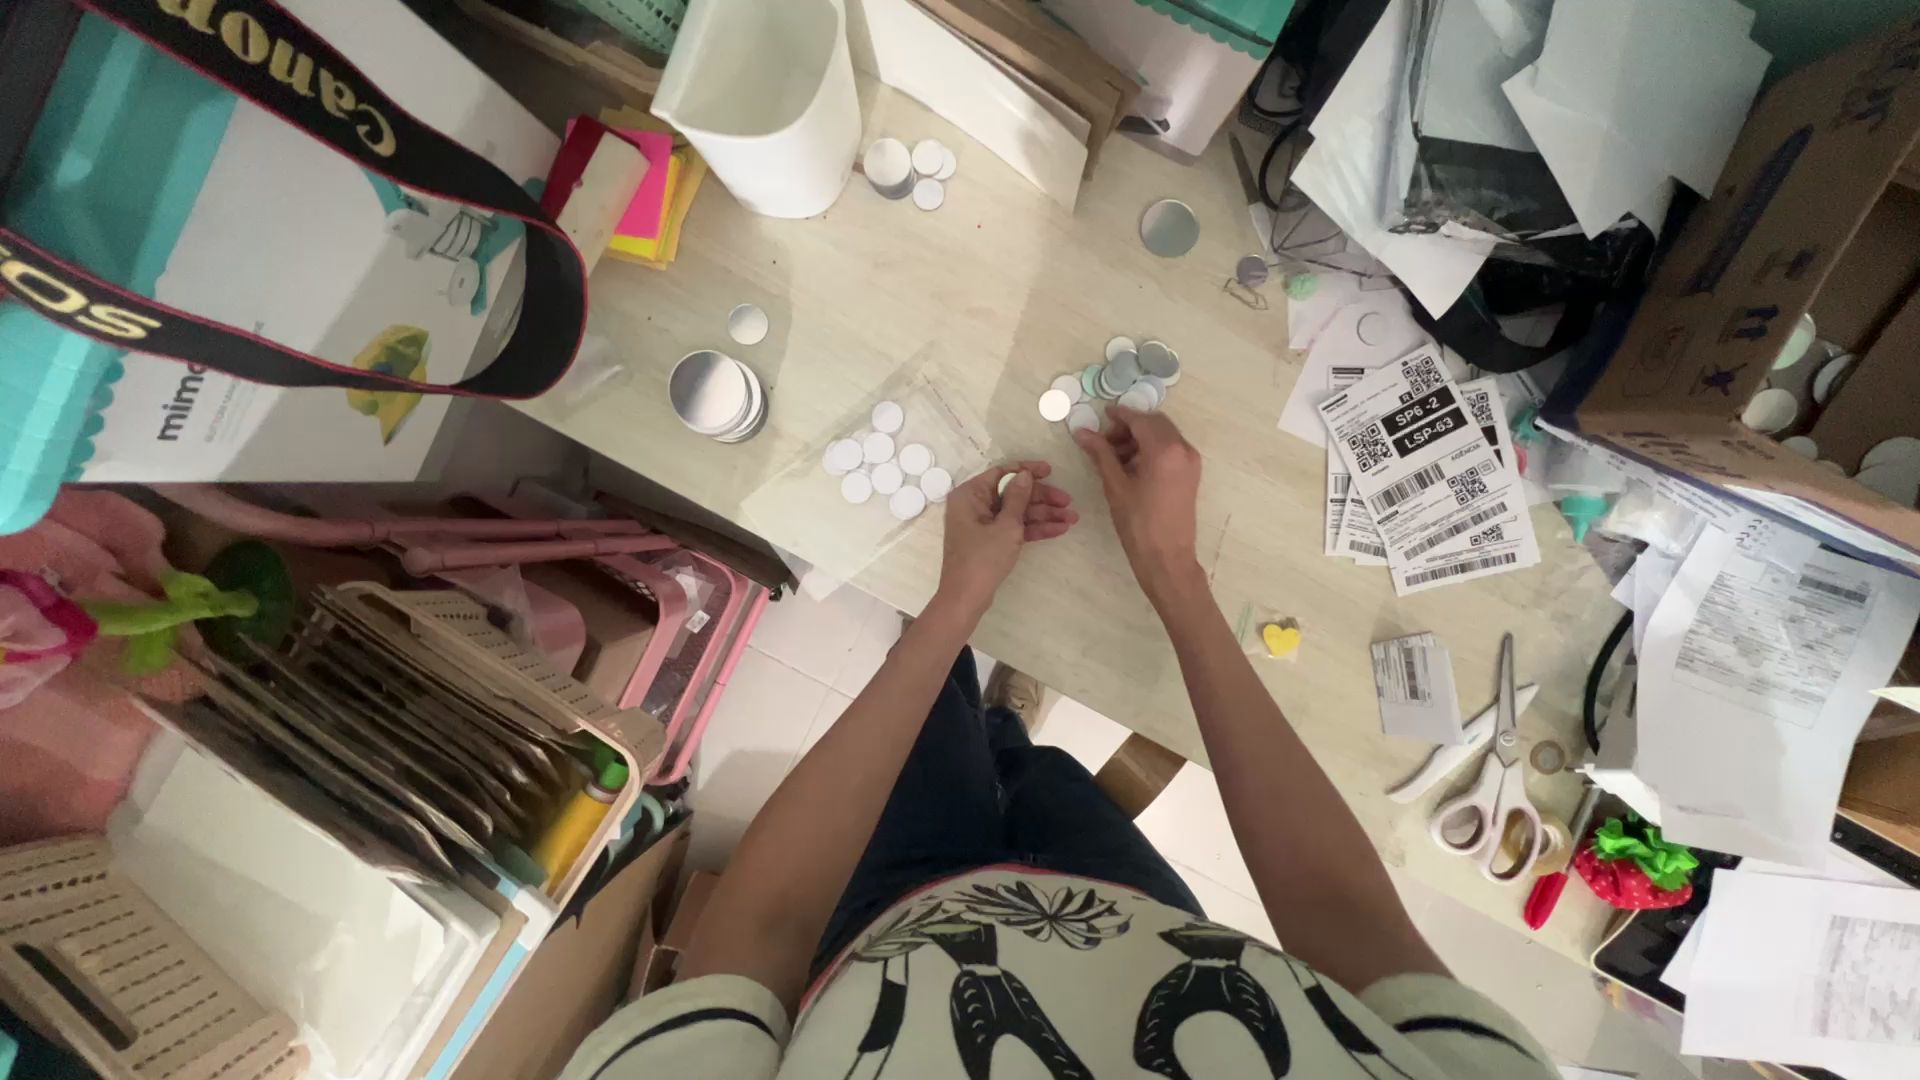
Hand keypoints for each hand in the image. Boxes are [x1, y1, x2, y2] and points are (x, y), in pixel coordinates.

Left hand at [934, 460, 1076, 618]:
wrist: (966, 598)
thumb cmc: (983, 558)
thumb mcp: (1006, 525)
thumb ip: (1017, 497)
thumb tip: (1024, 475)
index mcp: (970, 495)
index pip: (1002, 473)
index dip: (1027, 471)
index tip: (1051, 471)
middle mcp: (974, 505)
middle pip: (1013, 494)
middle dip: (1042, 498)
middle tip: (1068, 502)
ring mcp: (982, 524)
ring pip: (1017, 512)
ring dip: (1044, 515)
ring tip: (1072, 519)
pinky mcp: (990, 541)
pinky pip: (1014, 528)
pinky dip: (1034, 529)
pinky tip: (1060, 529)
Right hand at [1073, 405, 1203, 600]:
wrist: (1166, 557)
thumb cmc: (1138, 523)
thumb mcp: (1115, 486)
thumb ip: (1101, 454)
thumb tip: (1083, 431)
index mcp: (1165, 450)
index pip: (1140, 419)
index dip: (1118, 415)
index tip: (1101, 416)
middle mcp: (1183, 449)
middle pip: (1153, 423)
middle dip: (1129, 427)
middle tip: (1105, 442)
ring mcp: (1190, 460)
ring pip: (1163, 435)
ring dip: (1140, 438)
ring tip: (1115, 458)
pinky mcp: (1191, 473)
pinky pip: (1170, 449)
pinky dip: (1151, 449)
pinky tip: (1132, 467)